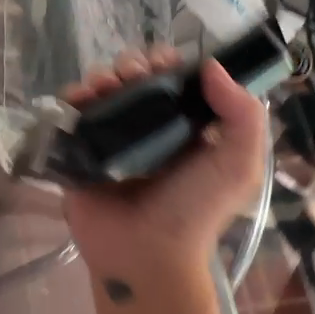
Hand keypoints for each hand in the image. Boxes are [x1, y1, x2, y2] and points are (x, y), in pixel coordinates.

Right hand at [61, 47, 267, 279]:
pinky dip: (72, 95)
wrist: (145, 251)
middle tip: (129, 76)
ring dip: (101, 75)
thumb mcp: (236, 166)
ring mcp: (110, 136)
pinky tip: (79, 98)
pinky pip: (71, 111)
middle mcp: (147, 126)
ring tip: (103, 87)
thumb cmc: (194, 209)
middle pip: (133, 76)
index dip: (166, 62)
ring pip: (101, 87)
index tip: (160, 63)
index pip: (173, 78)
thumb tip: (210, 65)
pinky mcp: (79, 148)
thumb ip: (242, 115)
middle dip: (130, 64)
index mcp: (184, 126)